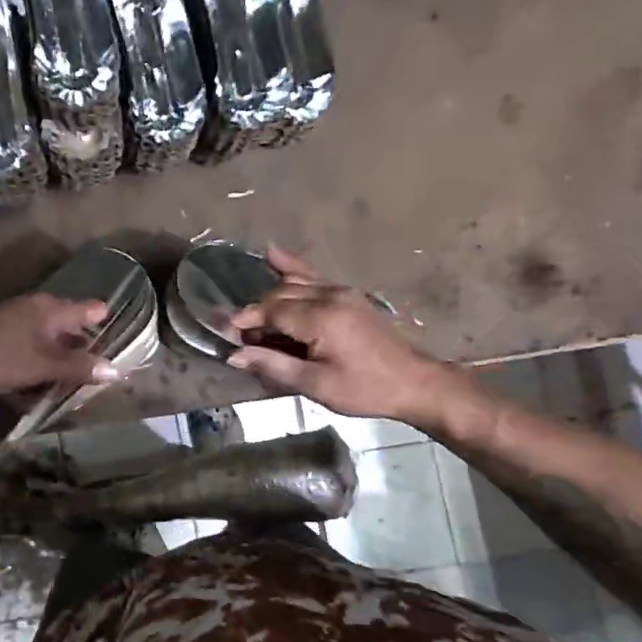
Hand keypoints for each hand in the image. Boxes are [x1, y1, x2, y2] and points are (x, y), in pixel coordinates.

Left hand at [0, 293, 118, 396]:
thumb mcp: (41, 366)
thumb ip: (79, 367)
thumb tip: (117, 369)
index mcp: (51, 308)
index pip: (92, 309)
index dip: (110, 325)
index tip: (126, 345)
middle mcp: (37, 307)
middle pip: (73, 325)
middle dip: (87, 348)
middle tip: (103, 375)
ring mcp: (16, 318)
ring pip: (51, 337)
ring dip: (63, 358)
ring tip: (76, 384)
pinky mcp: (0, 333)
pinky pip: (33, 344)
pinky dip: (42, 360)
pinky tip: (42, 381)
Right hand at [227, 247, 494, 438]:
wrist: (414, 382)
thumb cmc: (365, 388)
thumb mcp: (316, 384)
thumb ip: (273, 365)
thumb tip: (235, 355)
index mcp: (320, 318)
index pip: (271, 310)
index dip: (246, 321)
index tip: (226, 334)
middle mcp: (329, 296)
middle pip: (280, 295)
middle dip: (257, 313)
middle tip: (242, 337)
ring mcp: (341, 292)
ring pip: (294, 283)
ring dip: (271, 297)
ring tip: (254, 316)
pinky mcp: (348, 295)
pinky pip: (313, 276)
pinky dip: (292, 267)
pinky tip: (272, 253)